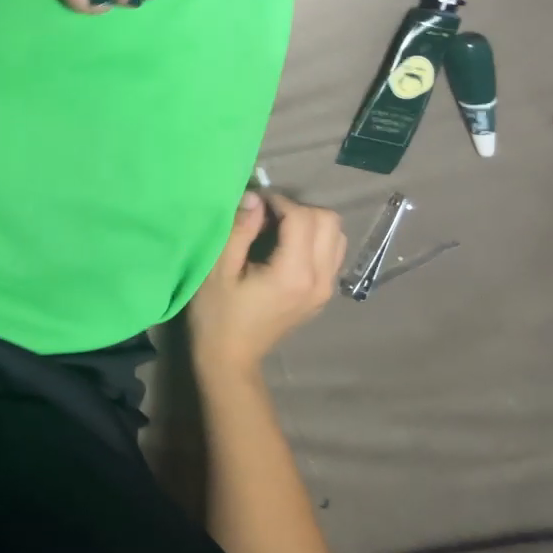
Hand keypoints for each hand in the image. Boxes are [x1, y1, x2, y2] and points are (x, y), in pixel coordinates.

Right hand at [188, 191, 346, 379]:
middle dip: (297, 209)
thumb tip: (253, 198)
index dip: (278, 201)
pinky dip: (312, 239)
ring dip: (308, 223)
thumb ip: (239, 230)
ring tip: (274, 229)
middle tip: (263, 215)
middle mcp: (320, 279)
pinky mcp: (322, 294)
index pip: (303, 218)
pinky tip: (282, 246)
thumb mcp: (217, 268)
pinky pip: (331, 252)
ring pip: (336, 236)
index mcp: (294, 273)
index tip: (251, 203)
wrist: (230, 355)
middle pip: (330, 222)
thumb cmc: (216, 311)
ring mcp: (326, 289)